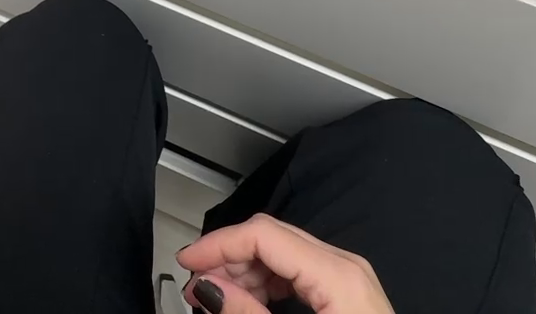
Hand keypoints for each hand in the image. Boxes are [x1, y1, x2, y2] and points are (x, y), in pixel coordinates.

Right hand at [180, 214, 394, 313]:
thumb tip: (205, 287)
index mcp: (338, 275)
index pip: (262, 234)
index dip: (218, 244)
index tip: (186, 262)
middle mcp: (345, 265)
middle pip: (270, 237)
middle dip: (228, 257)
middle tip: (196, 287)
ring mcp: (349, 277)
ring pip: (281, 252)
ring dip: (244, 270)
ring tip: (217, 298)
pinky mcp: (347, 292)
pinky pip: (297, 271)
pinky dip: (267, 281)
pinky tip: (248, 301)